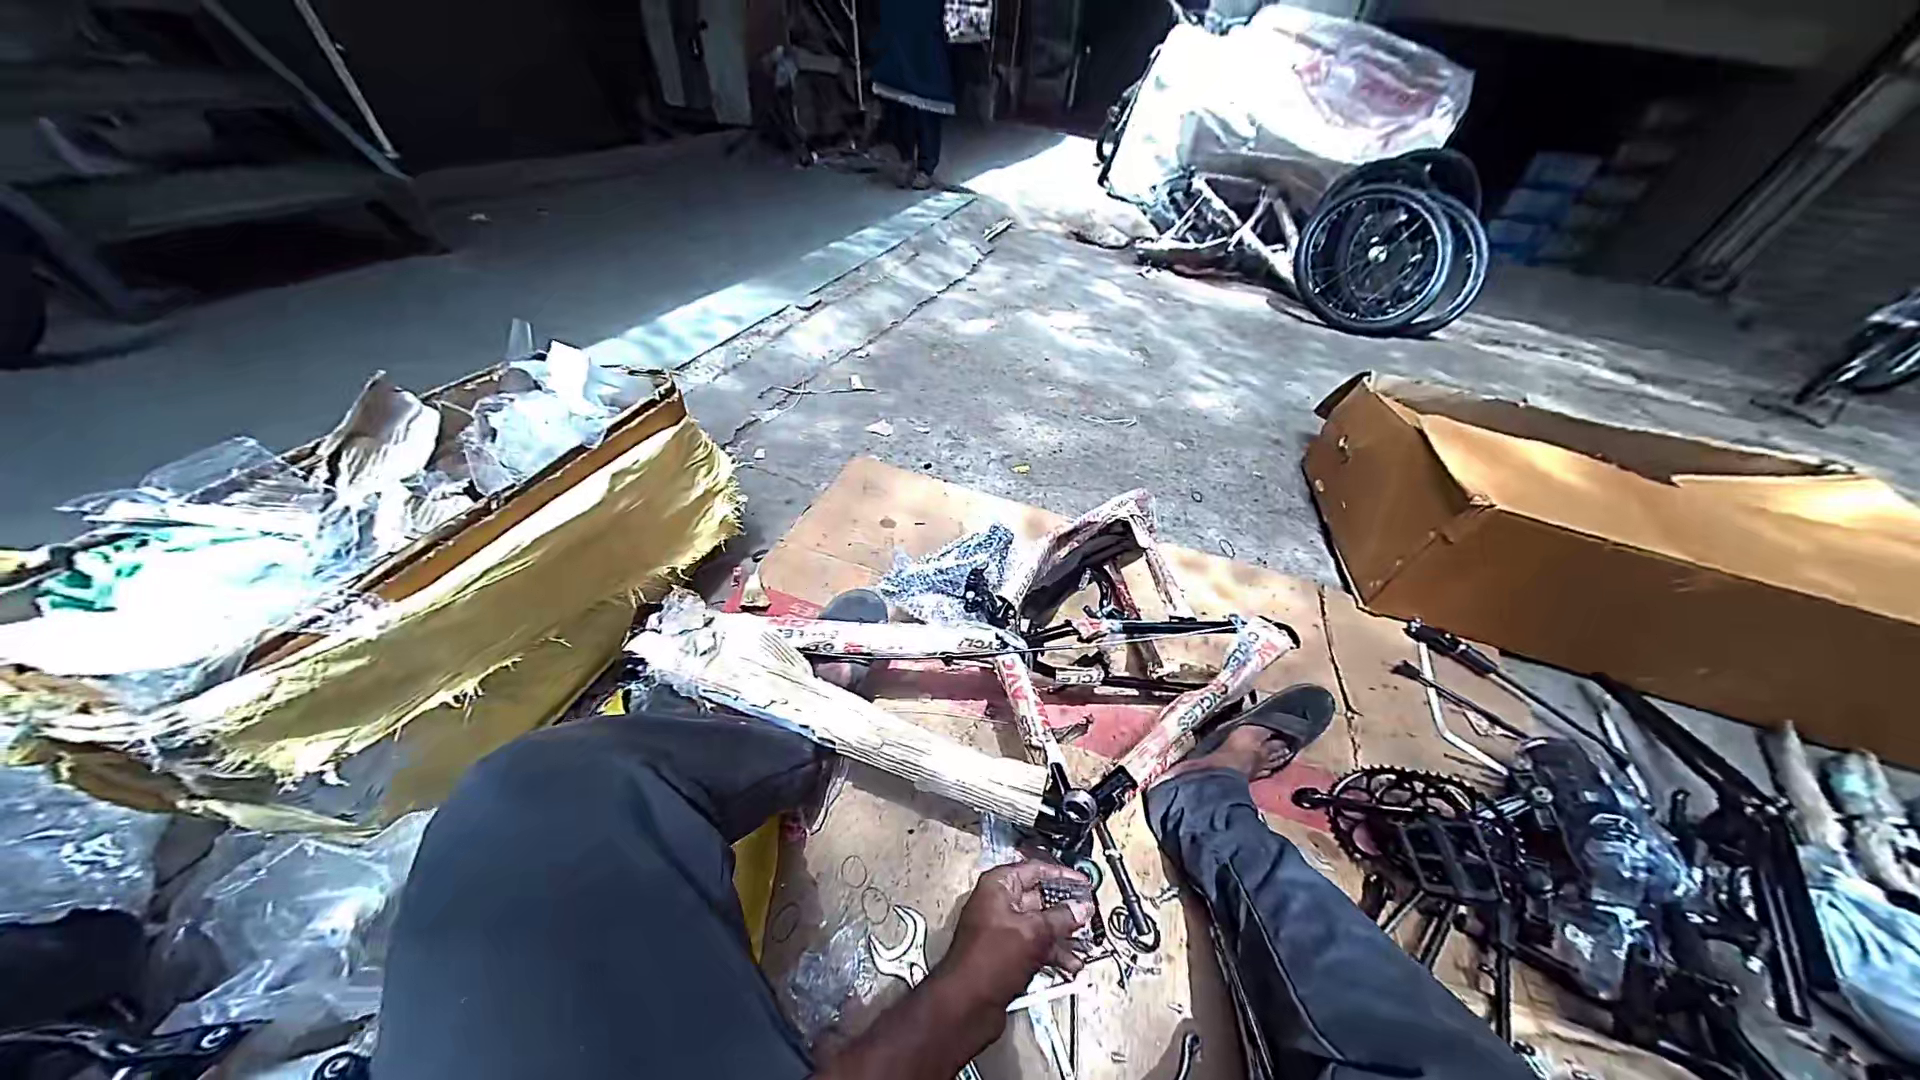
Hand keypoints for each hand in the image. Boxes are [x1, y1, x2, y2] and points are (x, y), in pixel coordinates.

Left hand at [936, 861, 1093, 1011]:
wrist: (967, 1004)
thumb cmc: (994, 957)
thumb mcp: (1032, 932)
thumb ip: (1061, 918)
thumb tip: (1082, 906)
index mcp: (999, 885)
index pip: (1035, 870)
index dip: (1062, 875)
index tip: (1085, 883)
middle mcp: (999, 902)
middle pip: (1039, 898)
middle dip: (1066, 909)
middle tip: (1090, 916)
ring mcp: (1002, 929)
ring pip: (1039, 925)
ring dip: (1063, 936)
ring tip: (1086, 946)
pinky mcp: (1006, 954)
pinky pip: (1034, 946)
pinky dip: (1052, 954)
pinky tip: (1072, 966)